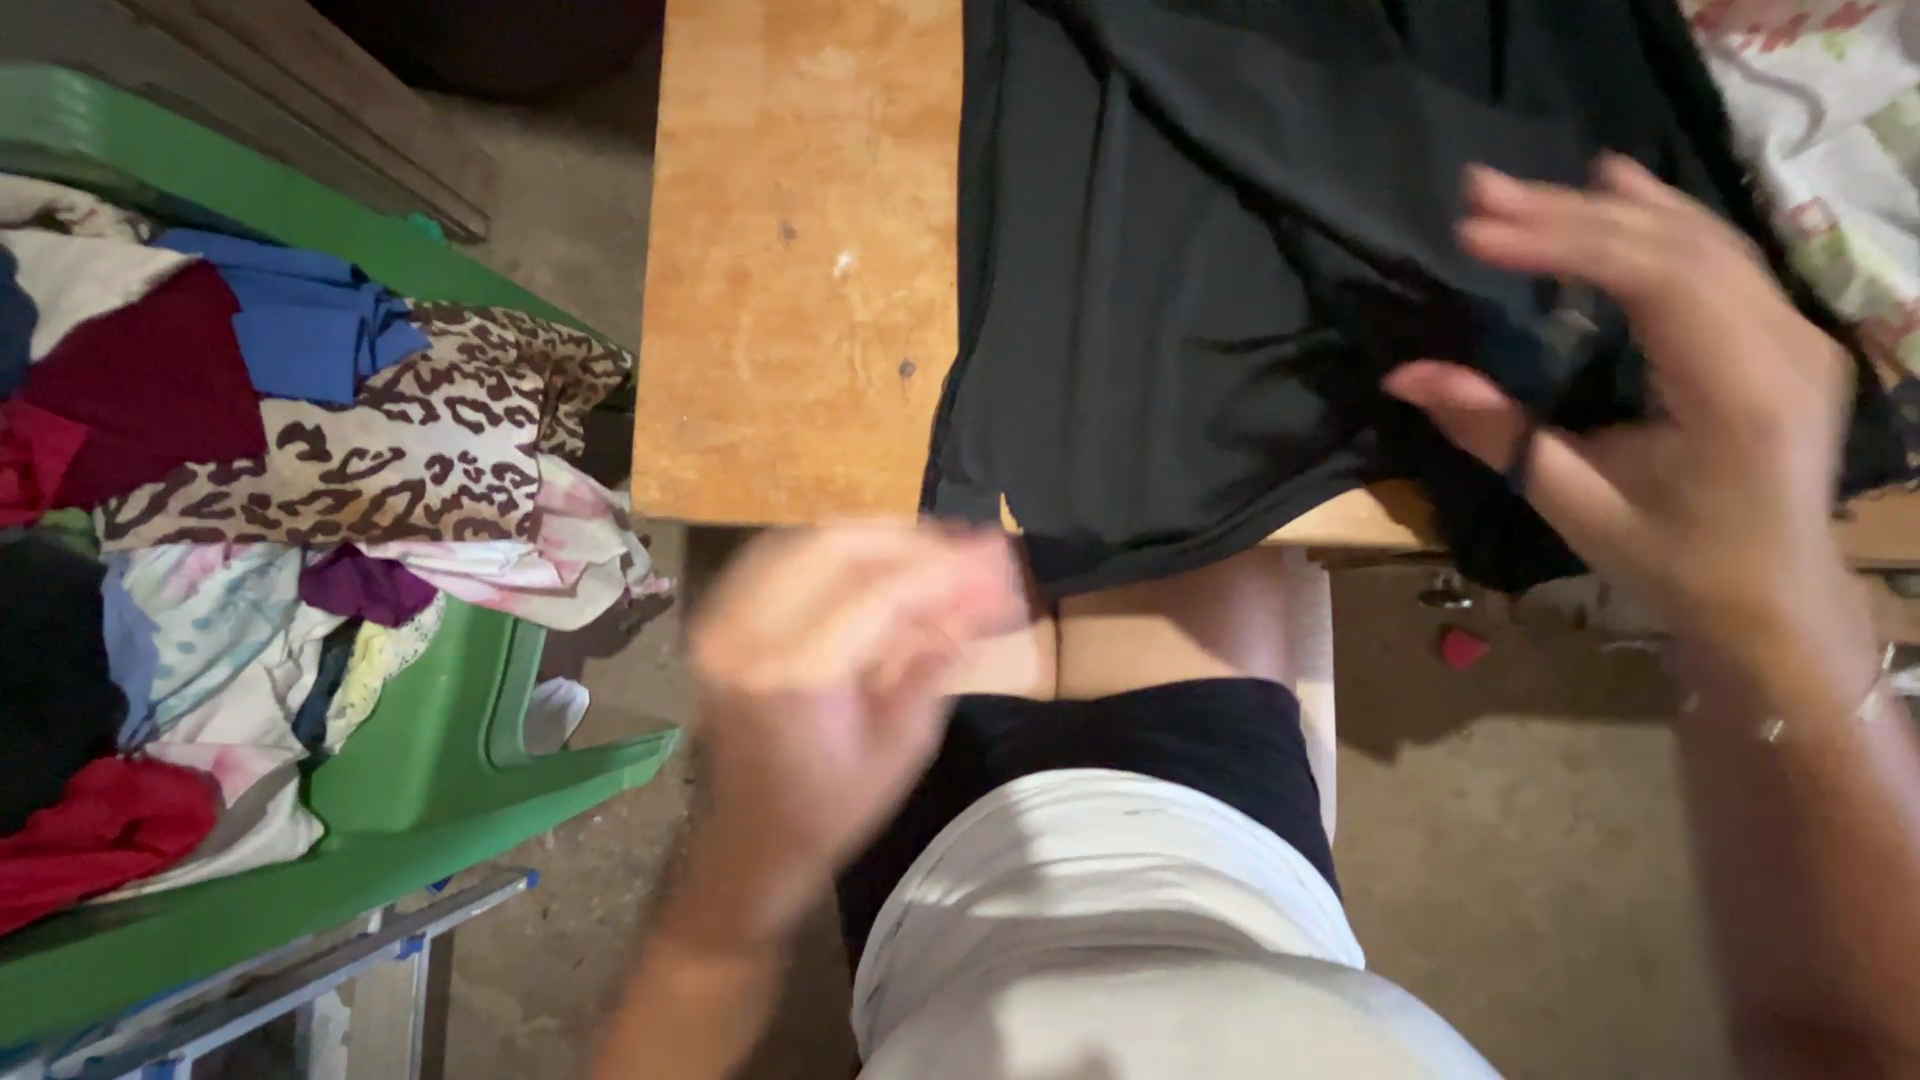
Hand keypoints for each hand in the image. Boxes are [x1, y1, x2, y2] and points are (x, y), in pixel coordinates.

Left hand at [671, 522, 1025, 946]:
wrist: (750, 839)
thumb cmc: (833, 809)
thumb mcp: (904, 744)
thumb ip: (938, 658)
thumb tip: (985, 593)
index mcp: (796, 676)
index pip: (879, 593)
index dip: (943, 567)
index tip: (994, 554)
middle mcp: (749, 635)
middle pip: (839, 548)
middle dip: (913, 540)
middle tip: (967, 546)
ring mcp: (724, 622)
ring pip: (809, 540)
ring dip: (879, 536)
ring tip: (934, 547)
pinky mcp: (720, 618)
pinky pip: (782, 555)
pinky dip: (838, 548)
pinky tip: (879, 556)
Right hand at [1383, 155, 1862, 662]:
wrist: (1772, 592)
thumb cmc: (1670, 560)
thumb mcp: (1571, 505)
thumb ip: (1493, 433)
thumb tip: (1405, 375)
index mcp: (1736, 392)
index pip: (1657, 282)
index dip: (1565, 246)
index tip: (1478, 235)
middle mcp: (1781, 343)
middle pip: (1676, 247)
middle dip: (1570, 215)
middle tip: (1479, 193)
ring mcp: (1791, 332)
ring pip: (1701, 240)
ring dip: (1605, 208)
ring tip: (1523, 186)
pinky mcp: (1778, 333)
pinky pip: (1718, 257)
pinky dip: (1657, 218)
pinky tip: (1617, 186)